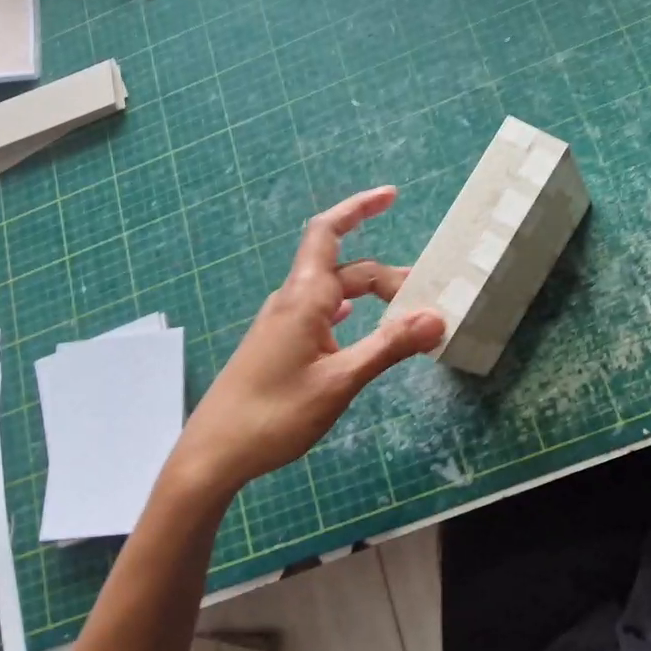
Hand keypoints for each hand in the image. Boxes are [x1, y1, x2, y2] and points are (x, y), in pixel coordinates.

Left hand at [170, 186, 444, 494]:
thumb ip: (388, 347)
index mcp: (304, 298)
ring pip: (335, 293)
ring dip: (372, 296)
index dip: (358, 208)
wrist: (214, 454)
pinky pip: (323, 314)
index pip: (329, 232)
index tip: (392, 195)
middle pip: (347, 270)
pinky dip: (350, 312)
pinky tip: (359, 323)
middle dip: (388, 278)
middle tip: (427, 305)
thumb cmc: (274, 415)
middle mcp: (292, 301)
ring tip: (406, 315)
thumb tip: (436, 317)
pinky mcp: (280, 345)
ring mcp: (283, 324)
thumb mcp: (340, 382)